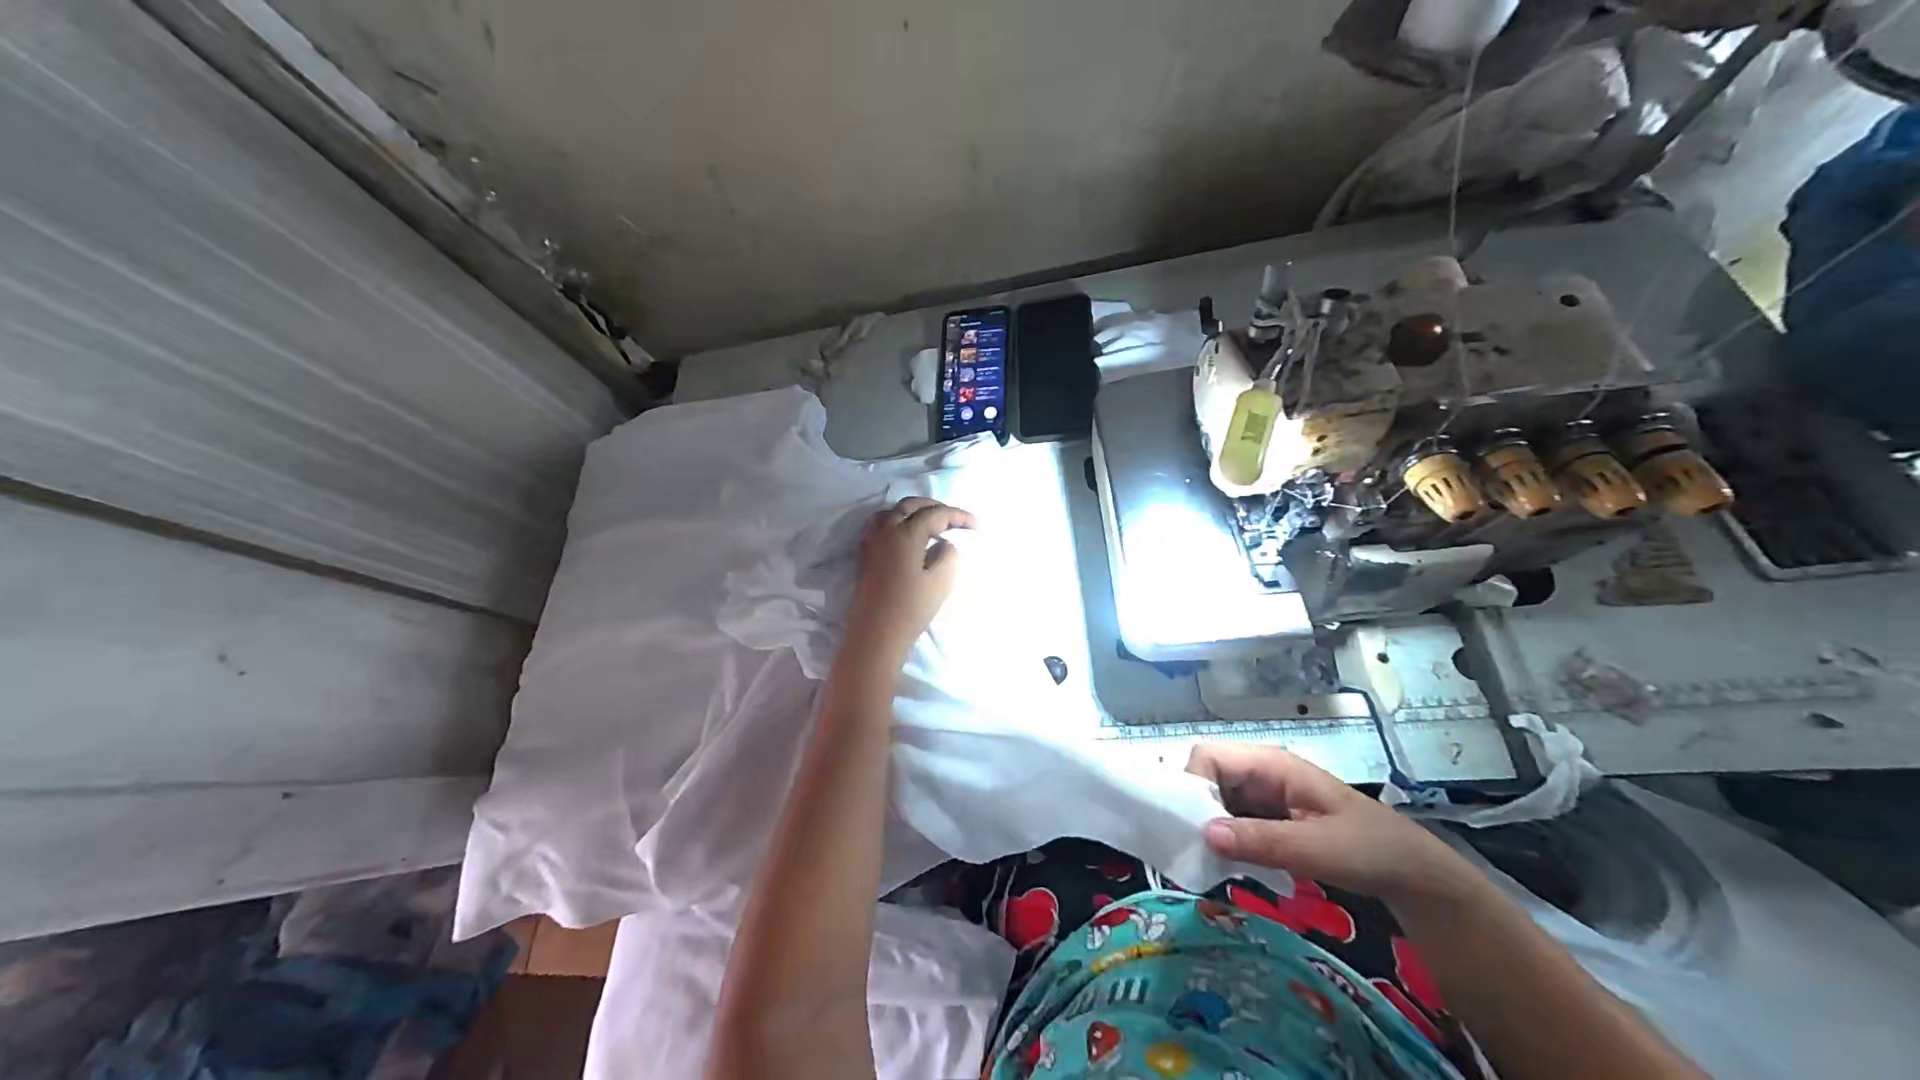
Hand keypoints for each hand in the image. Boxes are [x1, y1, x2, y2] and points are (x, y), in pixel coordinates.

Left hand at [844, 497, 976, 658]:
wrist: (875, 635)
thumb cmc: (911, 609)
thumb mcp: (941, 582)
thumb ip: (948, 555)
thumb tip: (943, 544)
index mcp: (905, 533)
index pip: (936, 514)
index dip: (958, 516)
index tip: (976, 525)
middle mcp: (885, 531)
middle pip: (911, 506)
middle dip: (935, 508)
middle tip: (955, 519)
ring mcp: (871, 543)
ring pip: (891, 512)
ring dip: (913, 512)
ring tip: (929, 523)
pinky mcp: (864, 557)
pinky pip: (879, 526)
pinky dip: (895, 522)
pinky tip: (904, 537)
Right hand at [1187, 744, 1480, 904]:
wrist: (1414, 877)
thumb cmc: (1371, 850)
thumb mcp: (1319, 848)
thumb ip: (1263, 840)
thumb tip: (1204, 833)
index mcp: (1271, 764)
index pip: (1208, 756)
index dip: (1192, 785)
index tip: (1193, 828)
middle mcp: (1259, 773)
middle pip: (1205, 777)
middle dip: (1195, 810)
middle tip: (1197, 850)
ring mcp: (1262, 795)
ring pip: (1214, 800)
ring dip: (1207, 828)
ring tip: (1210, 862)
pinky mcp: (1266, 818)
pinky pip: (1230, 820)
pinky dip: (1223, 840)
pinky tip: (1228, 864)